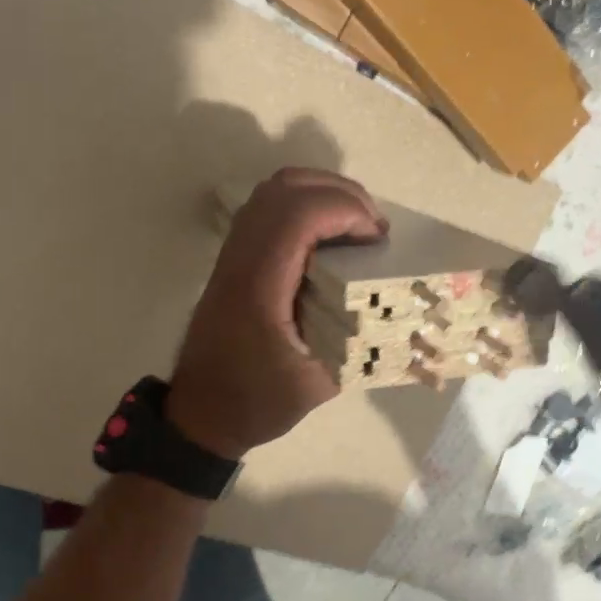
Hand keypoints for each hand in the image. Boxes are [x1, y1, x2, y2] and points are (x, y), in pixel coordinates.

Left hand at [166, 168, 387, 459]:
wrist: (199, 413)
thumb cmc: (255, 401)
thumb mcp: (317, 382)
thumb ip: (358, 342)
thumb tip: (401, 312)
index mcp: (259, 285)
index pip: (299, 214)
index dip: (346, 211)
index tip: (377, 241)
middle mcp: (241, 257)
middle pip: (287, 187)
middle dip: (341, 194)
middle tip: (375, 230)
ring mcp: (233, 253)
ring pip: (275, 190)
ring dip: (323, 194)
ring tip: (358, 228)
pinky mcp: (234, 258)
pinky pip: (269, 208)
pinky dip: (305, 206)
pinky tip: (331, 239)